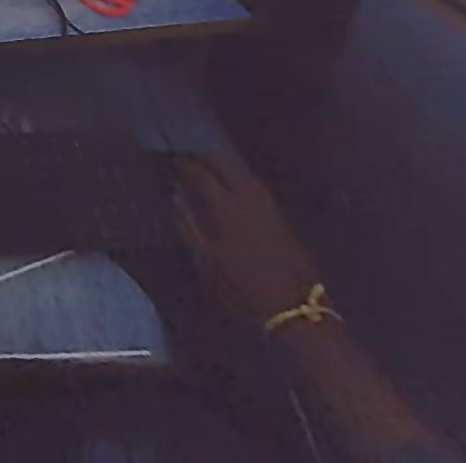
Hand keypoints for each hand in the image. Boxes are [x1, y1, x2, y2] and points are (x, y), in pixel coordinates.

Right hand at [172, 153, 322, 326]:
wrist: (295, 308)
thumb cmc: (241, 286)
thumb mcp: (205, 258)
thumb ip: (187, 223)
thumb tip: (175, 195)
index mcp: (225, 207)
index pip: (200, 173)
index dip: (184, 164)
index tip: (171, 160)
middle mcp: (248, 198)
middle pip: (225, 164)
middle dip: (205, 157)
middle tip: (188, 157)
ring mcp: (268, 206)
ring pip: (243, 171)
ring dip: (224, 165)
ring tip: (208, 166)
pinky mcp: (281, 216)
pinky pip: (255, 184)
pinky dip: (239, 176)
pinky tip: (233, 184)